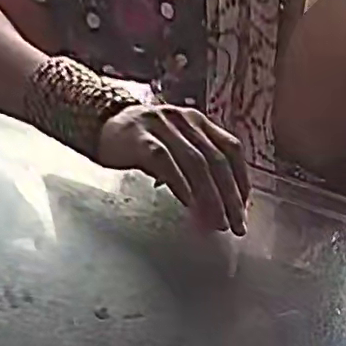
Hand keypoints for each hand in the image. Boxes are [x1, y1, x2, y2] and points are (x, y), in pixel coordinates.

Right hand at [97, 104, 249, 234]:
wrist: (101, 124)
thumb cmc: (147, 145)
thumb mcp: (180, 151)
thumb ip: (201, 172)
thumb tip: (222, 210)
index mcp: (200, 122)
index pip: (232, 150)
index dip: (242, 181)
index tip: (245, 210)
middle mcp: (184, 120)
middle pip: (217, 161)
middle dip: (231, 198)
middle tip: (237, 226)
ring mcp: (161, 125)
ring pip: (196, 163)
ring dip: (211, 198)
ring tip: (218, 223)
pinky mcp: (139, 136)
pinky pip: (165, 162)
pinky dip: (181, 185)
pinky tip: (190, 205)